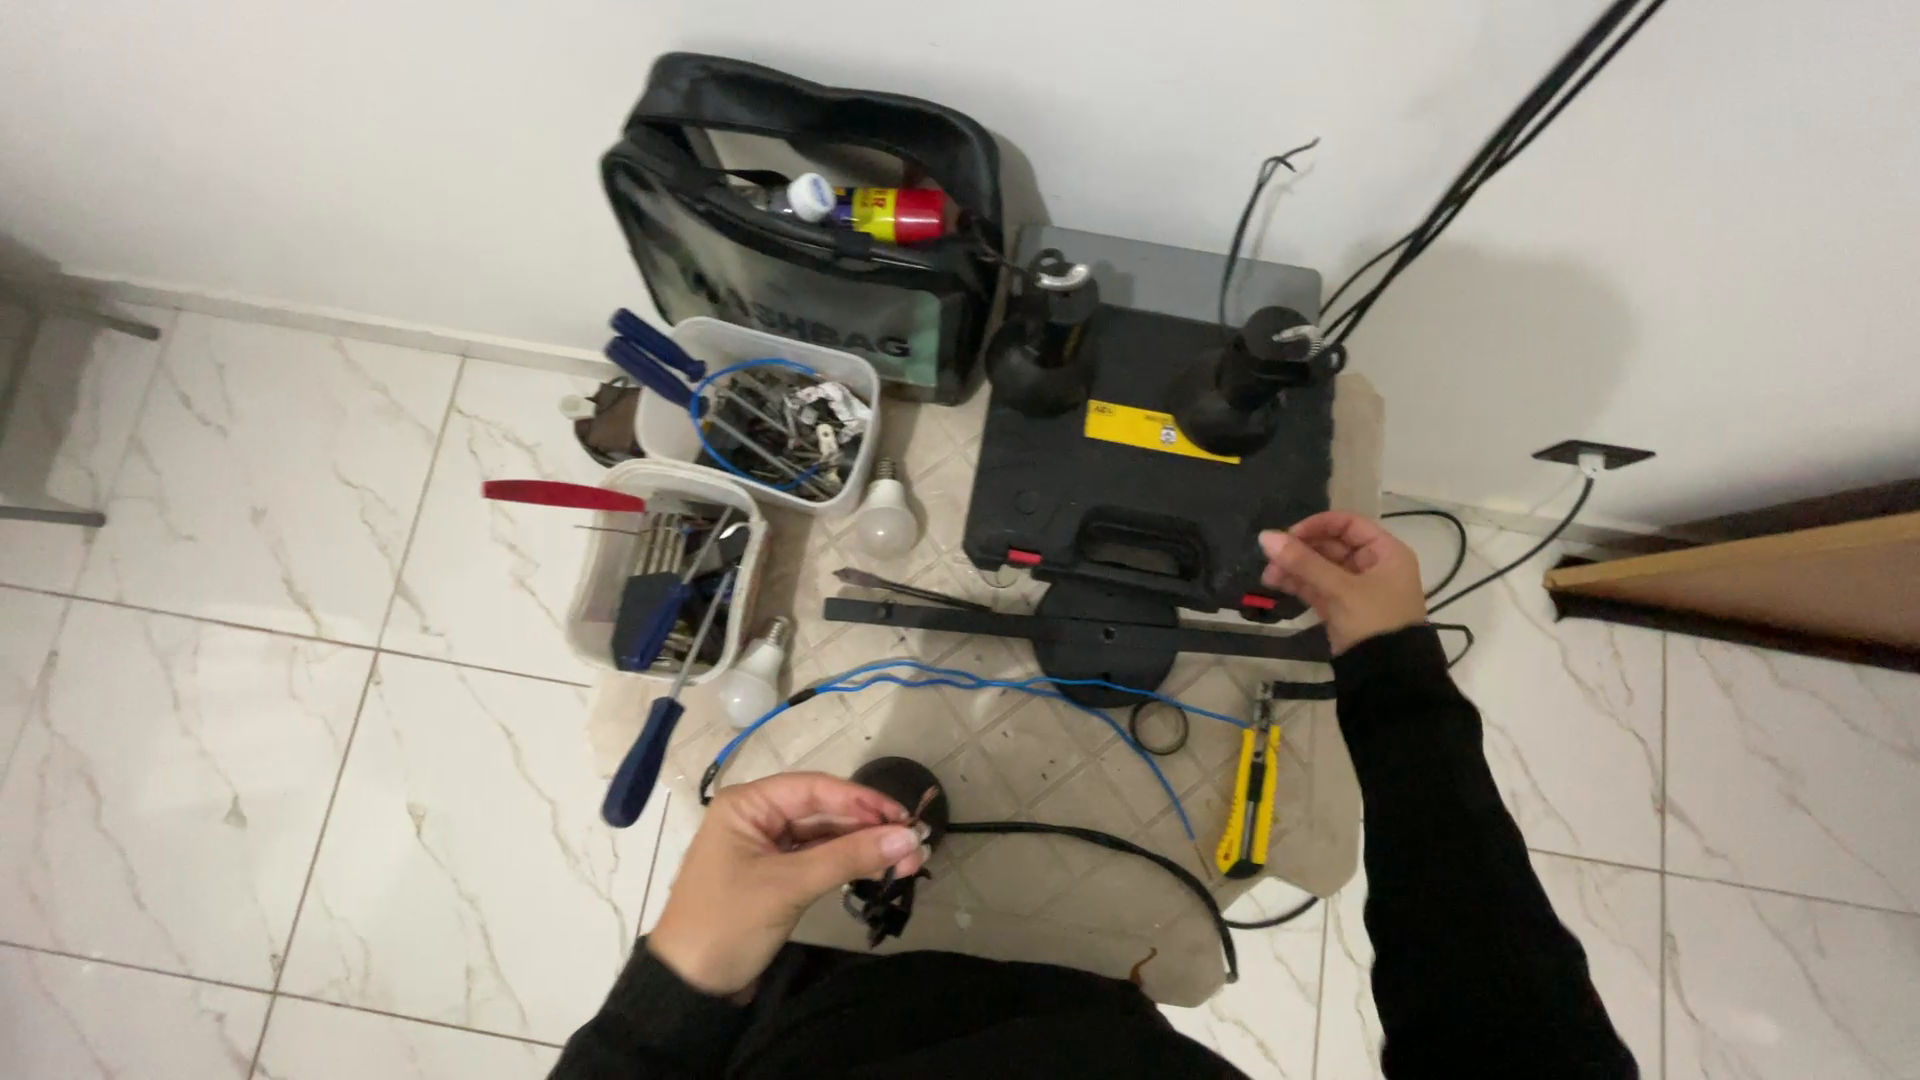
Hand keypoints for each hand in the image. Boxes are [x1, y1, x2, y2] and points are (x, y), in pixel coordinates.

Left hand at [647, 772, 928, 996]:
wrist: (686, 992)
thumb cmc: (728, 923)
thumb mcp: (789, 886)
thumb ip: (850, 857)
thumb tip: (909, 838)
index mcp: (748, 803)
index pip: (816, 789)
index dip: (863, 800)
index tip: (903, 816)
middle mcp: (758, 816)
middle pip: (824, 811)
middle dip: (868, 827)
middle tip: (914, 842)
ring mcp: (768, 846)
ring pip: (826, 836)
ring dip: (863, 846)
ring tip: (907, 859)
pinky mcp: (777, 874)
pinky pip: (819, 858)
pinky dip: (848, 863)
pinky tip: (879, 868)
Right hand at [1259, 512, 1427, 654]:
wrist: (1387, 674)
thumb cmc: (1374, 620)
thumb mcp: (1340, 588)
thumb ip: (1302, 562)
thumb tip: (1265, 536)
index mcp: (1385, 552)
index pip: (1348, 524)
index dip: (1317, 525)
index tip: (1289, 535)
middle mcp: (1372, 565)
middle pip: (1330, 545)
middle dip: (1300, 550)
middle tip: (1272, 557)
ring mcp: (1355, 587)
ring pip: (1319, 567)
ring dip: (1294, 568)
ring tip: (1268, 575)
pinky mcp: (1340, 606)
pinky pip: (1316, 586)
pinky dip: (1297, 583)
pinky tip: (1275, 583)